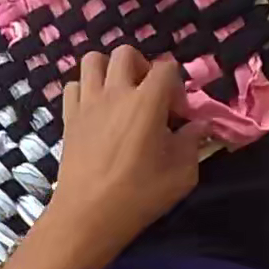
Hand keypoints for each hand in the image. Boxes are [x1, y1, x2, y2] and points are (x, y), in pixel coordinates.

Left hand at [38, 46, 207, 267]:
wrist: (88, 215)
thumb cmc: (139, 195)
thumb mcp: (182, 174)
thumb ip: (193, 143)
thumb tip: (199, 126)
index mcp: (147, 102)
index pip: (166, 68)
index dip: (176, 85)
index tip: (178, 114)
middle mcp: (115, 93)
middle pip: (125, 53)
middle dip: (142, 67)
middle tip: (149, 96)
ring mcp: (87, 102)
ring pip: (93, 61)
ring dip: (109, 70)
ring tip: (120, 95)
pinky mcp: (69, 117)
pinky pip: (74, 86)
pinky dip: (86, 90)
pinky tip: (96, 111)